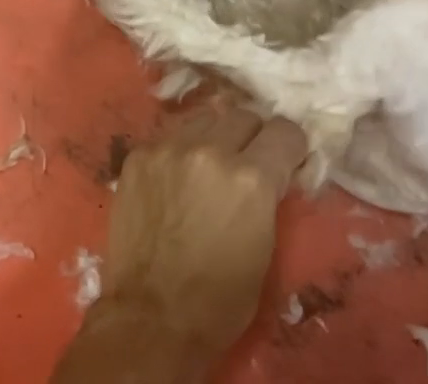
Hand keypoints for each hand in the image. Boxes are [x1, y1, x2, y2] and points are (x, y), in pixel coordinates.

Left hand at [54, 106, 306, 382]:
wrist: (152, 312)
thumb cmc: (220, 297)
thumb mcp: (265, 245)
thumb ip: (267, 195)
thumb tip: (270, 169)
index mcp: (250, 177)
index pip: (284, 131)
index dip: (290, 145)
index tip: (287, 158)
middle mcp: (208, 150)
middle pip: (241, 115)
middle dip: (252, 135)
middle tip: (249, 160)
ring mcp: (166, 149)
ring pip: (203, 118)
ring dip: (214, 136)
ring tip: (211, 165)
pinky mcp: (137, 156)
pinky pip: (168, 137)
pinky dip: (180, 149)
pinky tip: (177, 177)